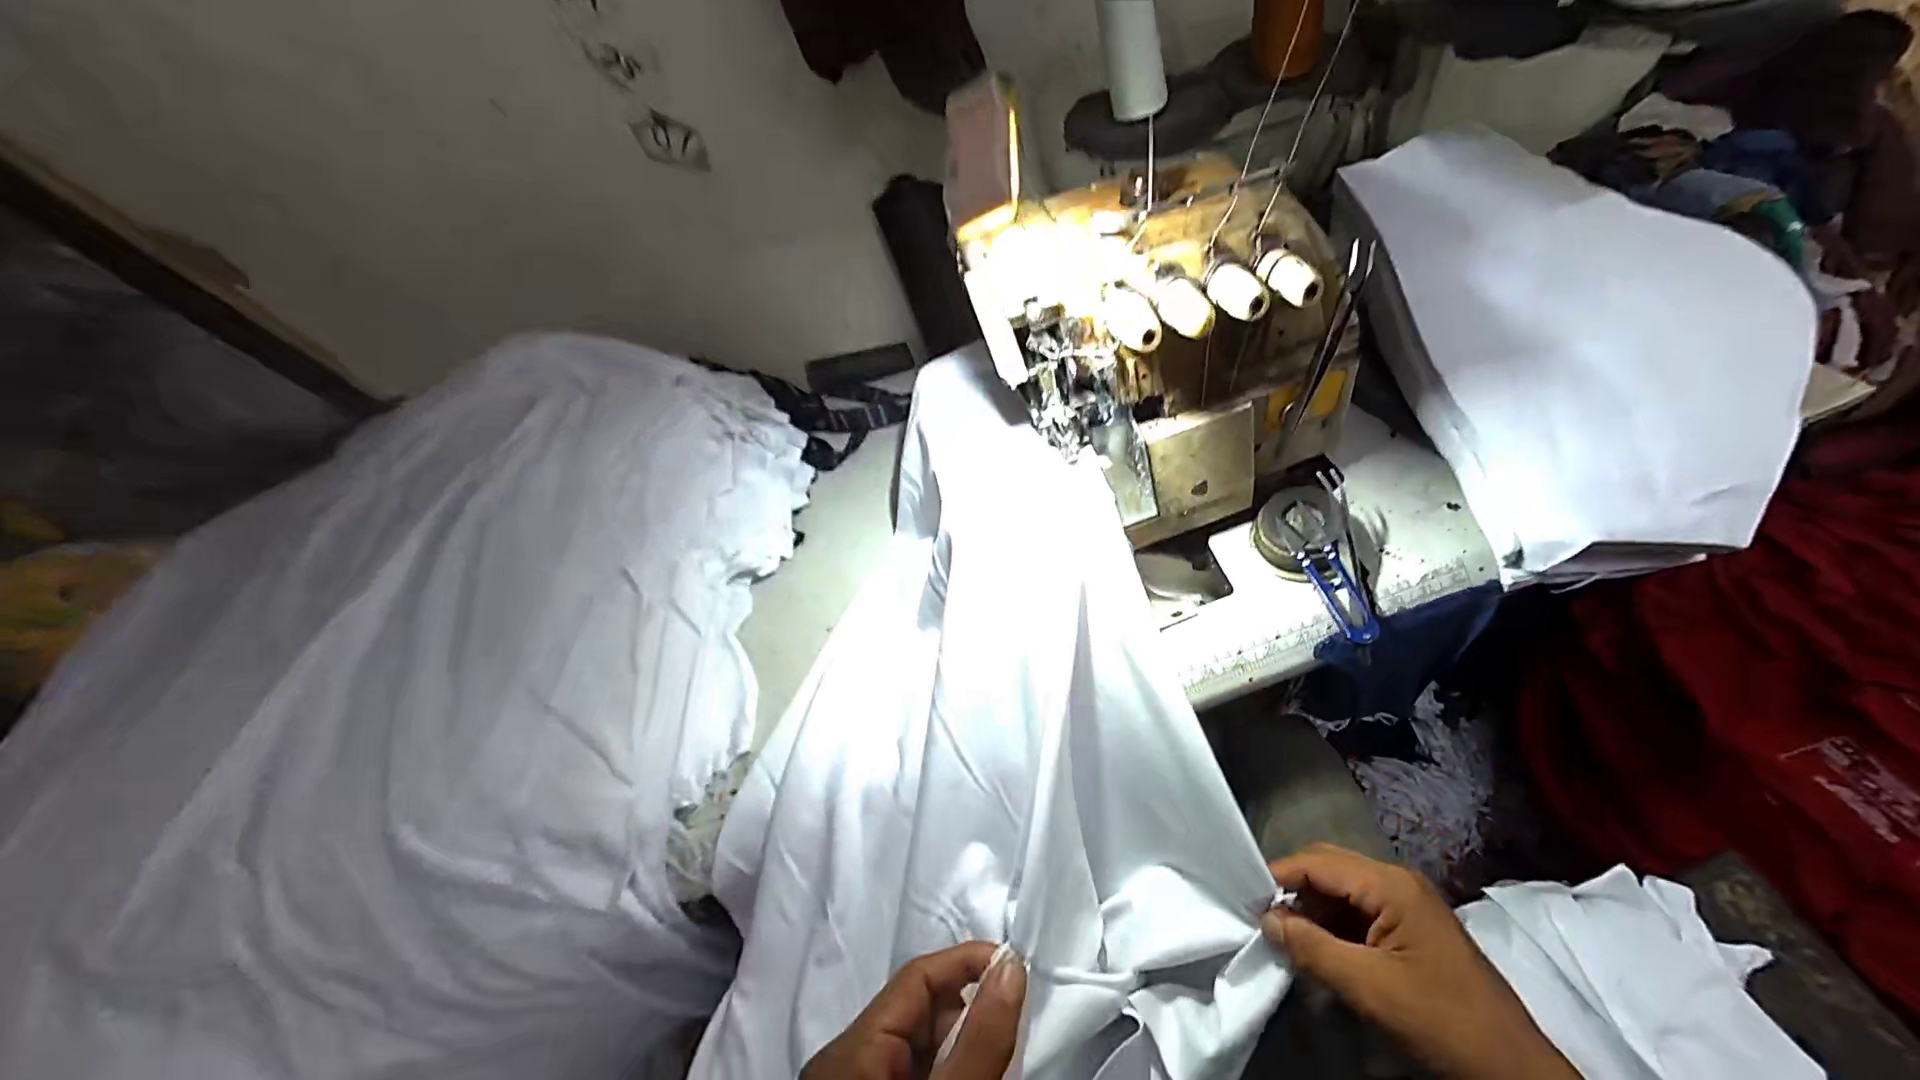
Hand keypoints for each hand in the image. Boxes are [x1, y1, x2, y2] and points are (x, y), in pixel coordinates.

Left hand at [801, 942, 1027, 1079]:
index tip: (1015, 963)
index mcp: (851, 1047)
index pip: (915, 976)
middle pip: (919, 1010)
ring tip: (998, 1052)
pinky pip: (914, 1067)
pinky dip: (949, 1065)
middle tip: (1014, 1020)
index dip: (966, 962)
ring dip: (962, 1040)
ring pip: (921, 1042)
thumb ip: (979, 1038)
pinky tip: (975, 1069)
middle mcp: (846, 1059)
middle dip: (969, 1009)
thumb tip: (1012, 963)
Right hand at [1264, 844, 1579, 1079]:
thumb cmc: (1441, 1020)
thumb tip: (1266, 919)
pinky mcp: (1411, 925)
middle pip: (1329, 866)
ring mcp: (1408, 902)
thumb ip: (1311, 946)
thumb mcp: (1368, 986)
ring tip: (1286, 934)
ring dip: (1311, 906)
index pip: (1317, 862)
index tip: (1244, 897)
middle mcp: (1398, 881)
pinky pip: (1359, 908)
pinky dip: (1332, 922)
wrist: (1515, 1070)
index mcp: (1391, 884)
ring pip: (1341, 887)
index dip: (1278, 876)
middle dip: (1294, 888)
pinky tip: (1318, 945)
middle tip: (1263, 915)